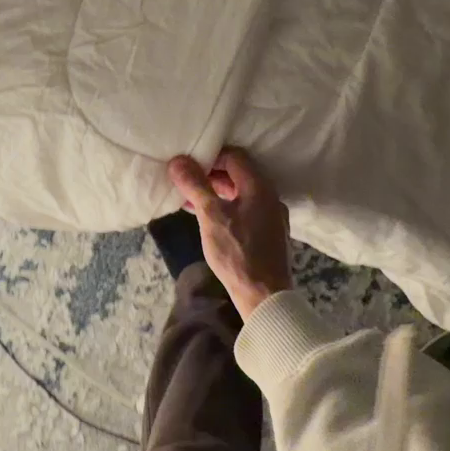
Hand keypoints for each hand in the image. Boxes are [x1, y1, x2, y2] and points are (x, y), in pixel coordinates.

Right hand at [168, 147, 292, 319]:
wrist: (264, 295)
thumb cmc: (237, 251)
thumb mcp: (210, 216)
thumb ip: (196, 185)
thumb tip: (178, 160)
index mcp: (259, 187)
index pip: (235, 156)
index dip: (211, 155)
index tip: (189, 162)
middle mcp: (269, 197)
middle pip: (239, 174)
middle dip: (211, 173)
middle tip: (186, 178)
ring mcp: (271, 217)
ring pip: (241, 194)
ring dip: (216, 192)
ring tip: (190, 198)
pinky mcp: (268, 234)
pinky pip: (244, 210)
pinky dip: (225, 207)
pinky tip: (206, 219)